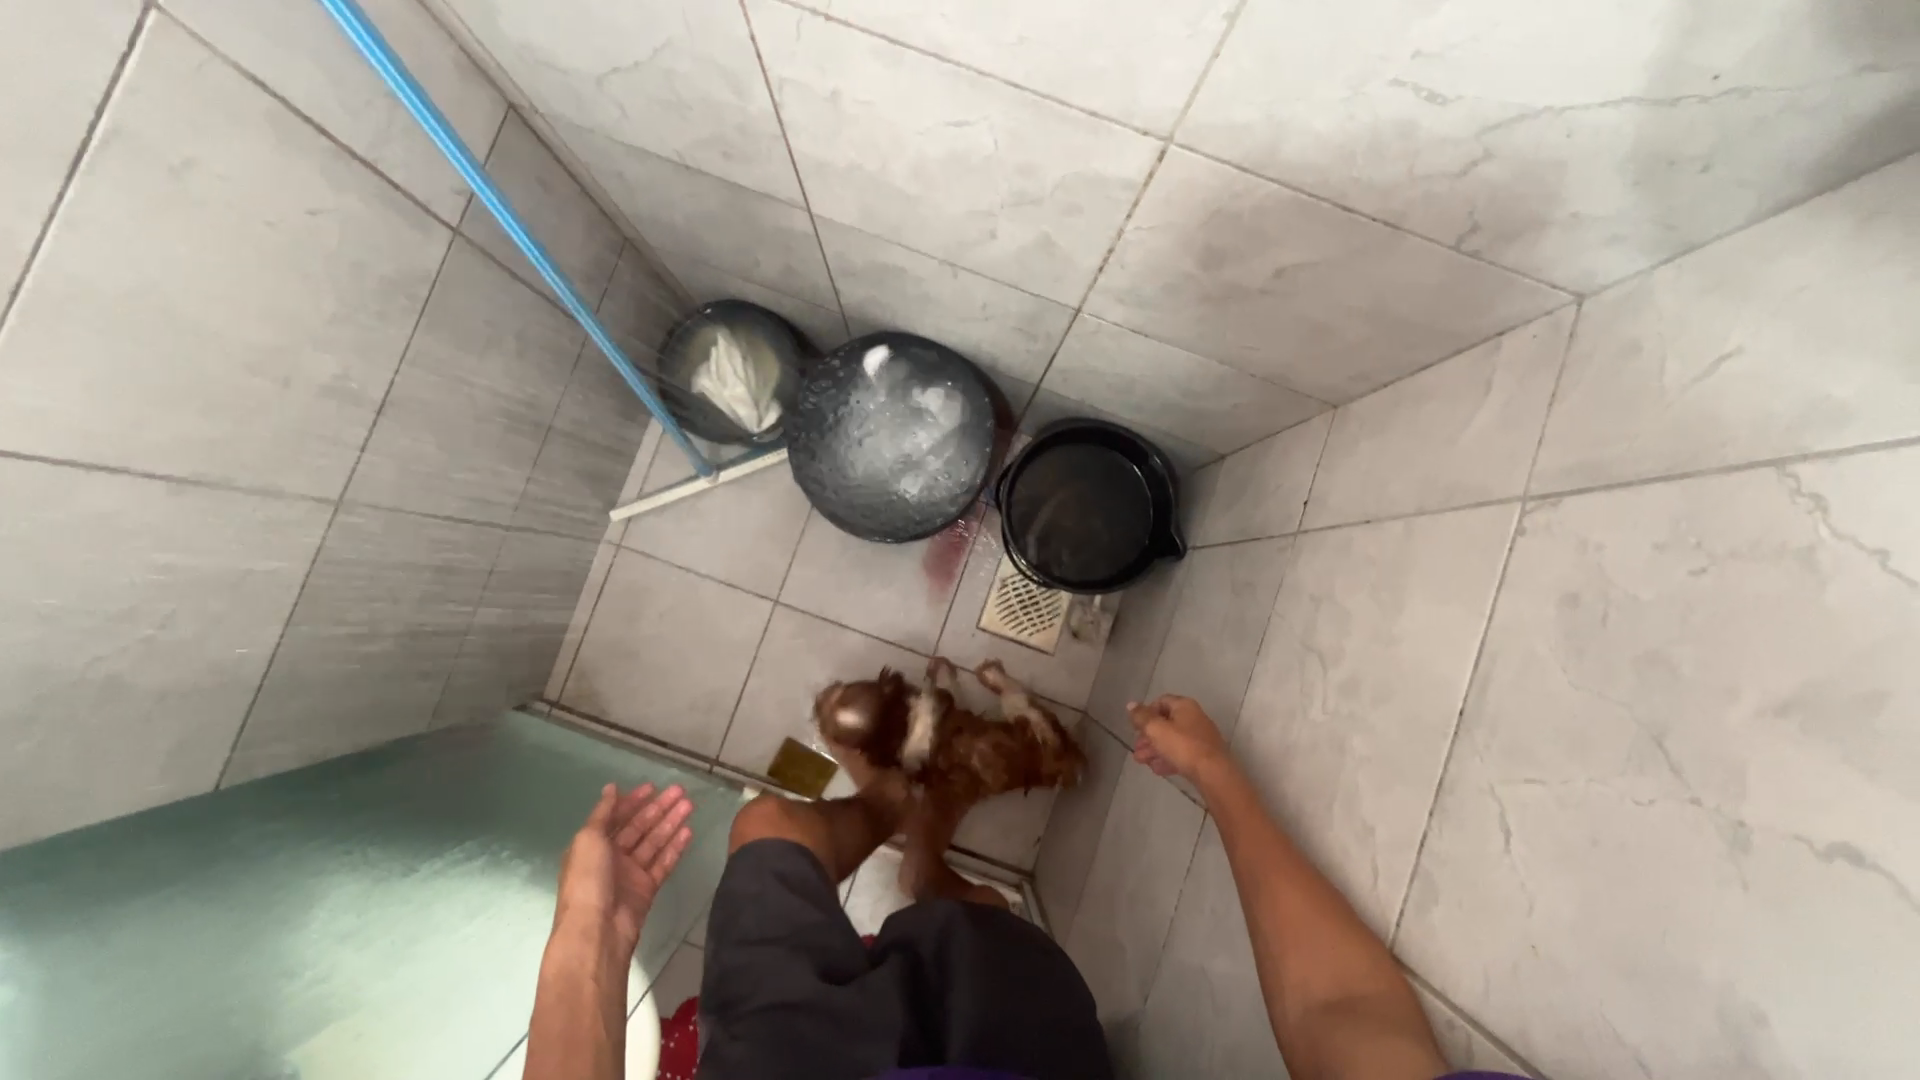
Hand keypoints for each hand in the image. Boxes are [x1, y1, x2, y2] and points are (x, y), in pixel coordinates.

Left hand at [554, 783, 693, 959]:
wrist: (596, 930)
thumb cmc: (587, 880)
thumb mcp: (588, 840)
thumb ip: (602, 813)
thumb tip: (611, 788)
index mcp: (593, 846)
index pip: (616, 817)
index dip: (633, 801)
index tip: (653, 787)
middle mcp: (612, 857)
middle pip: (639, 827)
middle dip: (658, 808)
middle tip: (680, 791)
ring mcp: (630, 873)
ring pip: (654, 842)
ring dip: (671, 823)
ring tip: (690, 805)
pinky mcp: (647, 888)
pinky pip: (663, 863)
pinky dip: (675, 848)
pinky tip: (688, 832)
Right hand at [1129, 695, 1231, 781]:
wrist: (1213, 773)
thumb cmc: (1183, 746)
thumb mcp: (1156, 729)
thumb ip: (1141, 717)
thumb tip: (1130, 704)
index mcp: (1184, 706)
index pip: (1161, 701)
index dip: (1146, 713)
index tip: (1137, 727)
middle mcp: (1194, 718)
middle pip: (1166, 723)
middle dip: (1148, 736)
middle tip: (1137, 749)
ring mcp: (1201, 737)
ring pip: (1173, 740)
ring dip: (1155, 750)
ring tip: (1143, 762)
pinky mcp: (1204, 755)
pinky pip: (1182, 753)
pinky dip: (1169, 759)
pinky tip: (1158, 769)